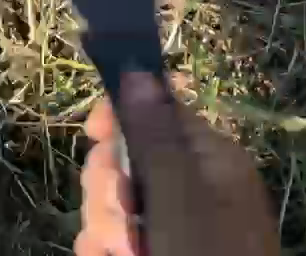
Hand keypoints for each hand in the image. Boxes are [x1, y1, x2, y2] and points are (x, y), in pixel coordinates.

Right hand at [79, 73, 279, 255]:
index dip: (116, 118)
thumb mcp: (177, 197)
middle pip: (124, 154)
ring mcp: (176, 223)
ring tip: (120, 254)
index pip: (152, 106)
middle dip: (107, 186)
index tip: (93, 137)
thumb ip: (153, 133)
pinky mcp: (158, 251)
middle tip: (121, 220)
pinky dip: (105, 247)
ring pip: (113, 196)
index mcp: (211, 159)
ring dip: (104, 224)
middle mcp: (195, 184)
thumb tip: (137, 67)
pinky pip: (114, 232)